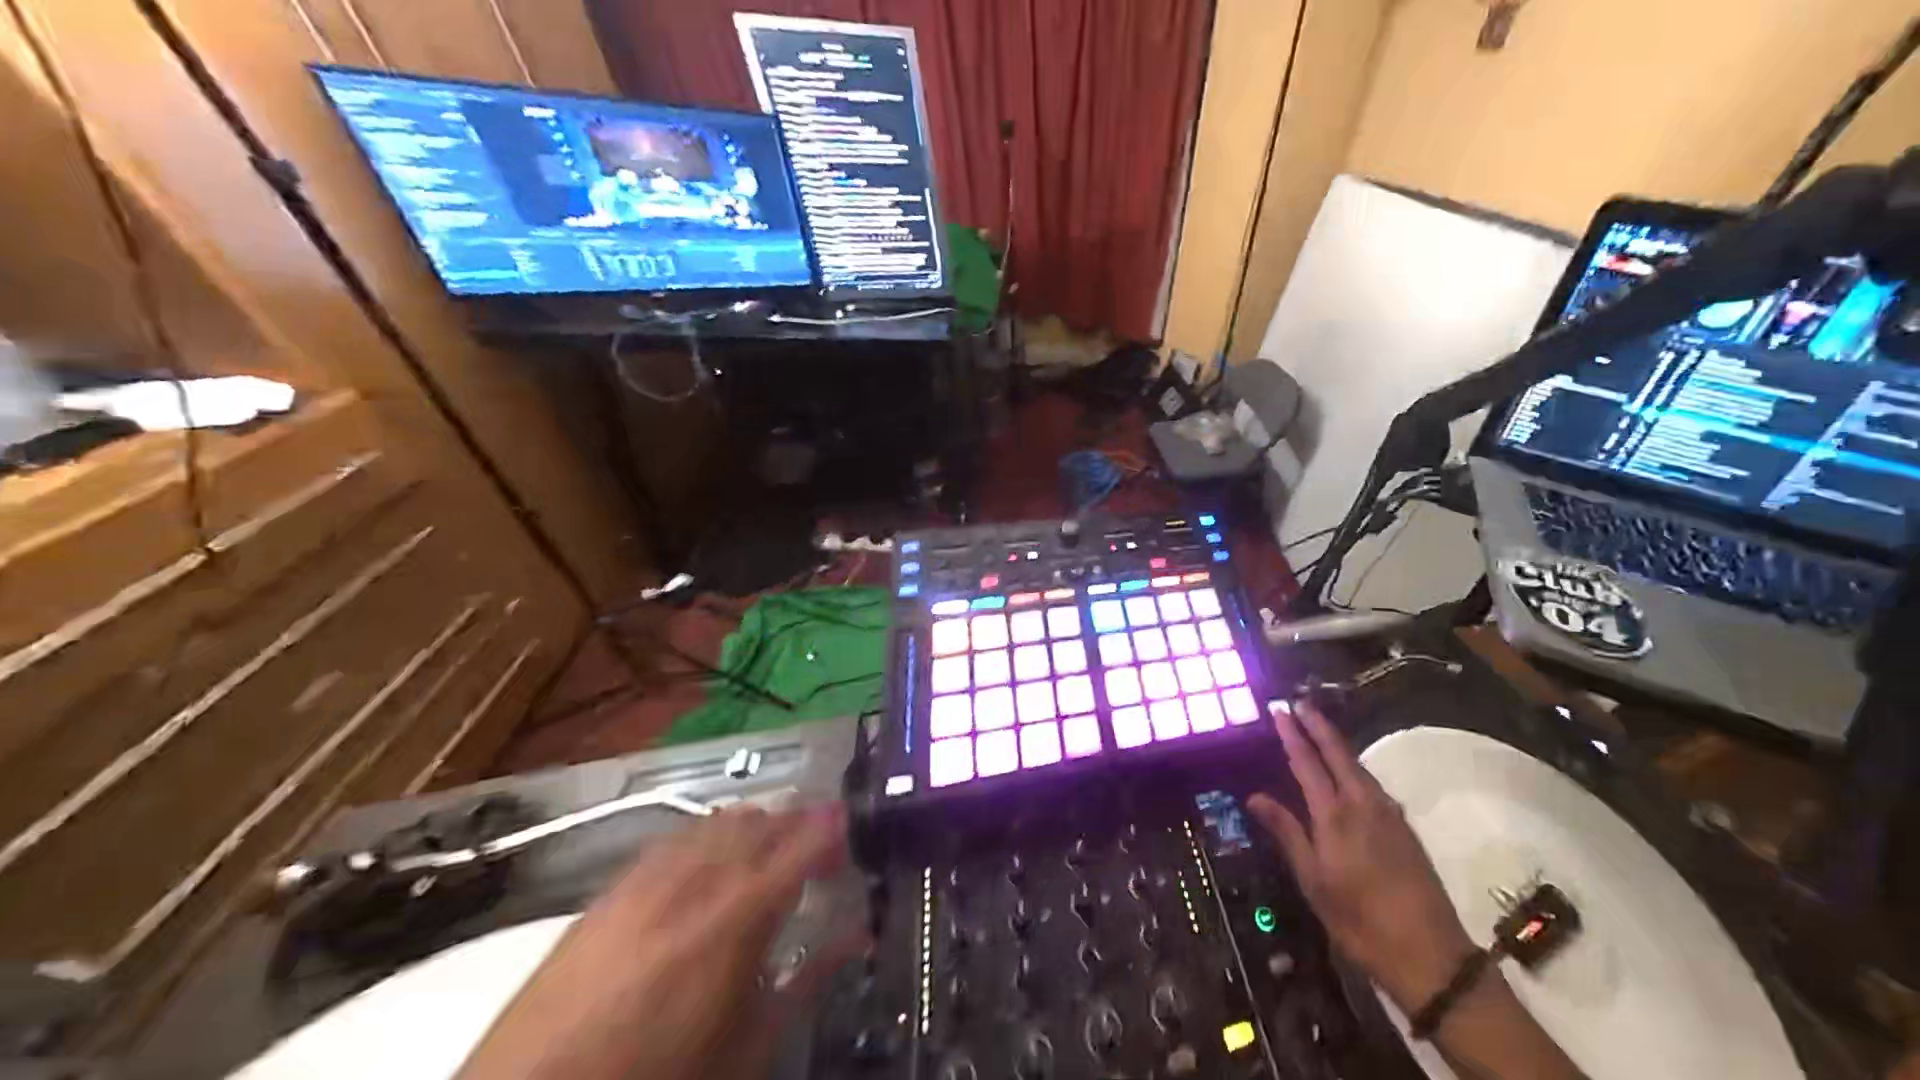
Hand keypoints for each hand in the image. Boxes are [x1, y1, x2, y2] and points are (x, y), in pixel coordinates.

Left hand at [457, 804, 855, 1079]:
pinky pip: (675, 838)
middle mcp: (697, 880)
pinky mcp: (613, 887)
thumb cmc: (658, 1078)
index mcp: (738, 918)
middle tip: (818, 842)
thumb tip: (855, 938)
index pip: (799, 848)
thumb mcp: (748, 1048)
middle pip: (760, 824)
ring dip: (754, 824)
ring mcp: (650, 878)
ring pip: (717, 822)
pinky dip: (707, 834)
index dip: (831, 828)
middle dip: (797, 822)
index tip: (851, 826)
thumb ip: (808, 982)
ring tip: (770, 846)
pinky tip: (710, 853)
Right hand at [1247, 701, 1475, 1012]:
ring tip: (1319, 730)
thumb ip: (1286, 832)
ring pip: (1359, 767)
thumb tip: (1255, 797)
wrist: (1430, 954)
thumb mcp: (1312, 879)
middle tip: (1300, 704)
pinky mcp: (1405, 829)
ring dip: (1337, 744)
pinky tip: (1349, 772)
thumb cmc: (1358, 918)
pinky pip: (1372, 784)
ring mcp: (1389, 815)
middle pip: (1339, 754)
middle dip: (1318, 727)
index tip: (1279, 710)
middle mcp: (1364, 804)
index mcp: (1335, 815)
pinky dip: (1354, 767)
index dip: (1292, 735)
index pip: (1307, 763)